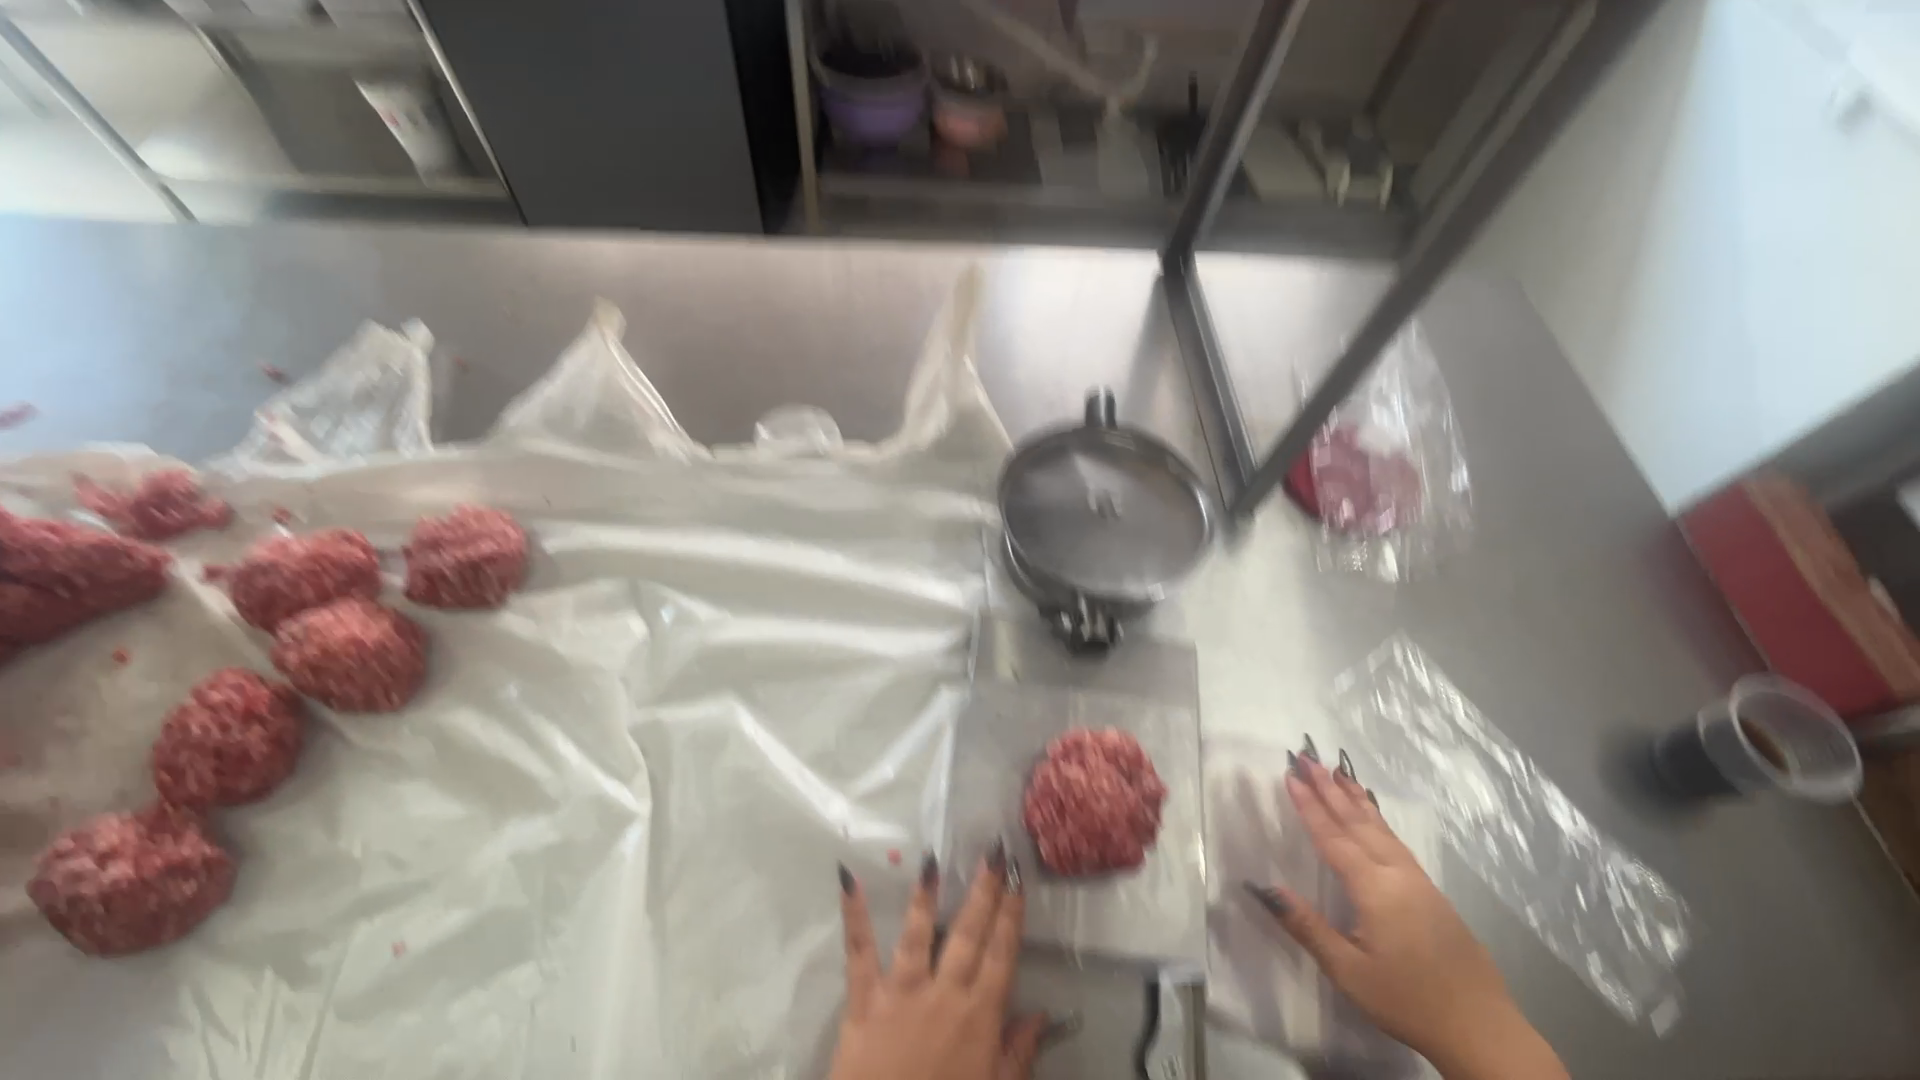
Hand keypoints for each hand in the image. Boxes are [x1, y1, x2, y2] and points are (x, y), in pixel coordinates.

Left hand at [830, 849, 1061, 1079]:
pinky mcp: (863, 1003)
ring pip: (917, 935)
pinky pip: (858, 953)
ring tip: (932, 860)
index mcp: (979, 1018)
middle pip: (968, 936)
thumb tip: (1041, 1016)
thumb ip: (1017, 1054)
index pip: (1002, 956)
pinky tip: (848, 880)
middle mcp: (944, 996)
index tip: (1017, 880)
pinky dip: (853, 916)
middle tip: (991, 854)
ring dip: (926, 897)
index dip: (1011, 916)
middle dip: (982, 893)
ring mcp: (901, 995)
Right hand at [1246, 757, 1567, 1079]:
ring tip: (1337, 772)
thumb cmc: (1407, 1000)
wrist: (1482, 1029)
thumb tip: (1266, 888)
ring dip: (1355, 799)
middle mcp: (1398, 875)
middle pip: (1359, 823)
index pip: (1334, 837)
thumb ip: (1307, 926)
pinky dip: (1377, 819)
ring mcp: (1420, 883)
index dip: (1309, 806)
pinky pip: (1396, 842)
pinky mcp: (1432, 895)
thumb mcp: (1348, 970)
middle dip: (1331, 789)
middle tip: (1308, 757)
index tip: (1290, 775)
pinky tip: (1373, 818)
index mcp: (1375, 889)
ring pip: (1382, 829)